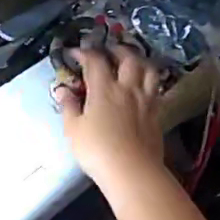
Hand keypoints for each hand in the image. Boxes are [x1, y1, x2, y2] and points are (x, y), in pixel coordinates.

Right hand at [53, 42, 166, 189]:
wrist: (132, 170)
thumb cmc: (97, 151)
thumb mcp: (73, 130)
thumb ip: (69, 107)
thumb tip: (62, 90)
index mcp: (104, 89)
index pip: (95, 60)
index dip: (85, 52)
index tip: (76, 52)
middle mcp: (128, 88)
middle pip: (128, 58)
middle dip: (117, 49)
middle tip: (109, 50)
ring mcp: (146, 100)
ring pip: (148, 70)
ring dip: (140, 61)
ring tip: (133, 62)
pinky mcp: (157, 114)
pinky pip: (157, 90)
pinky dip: (150, 82)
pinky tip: (145, 87)